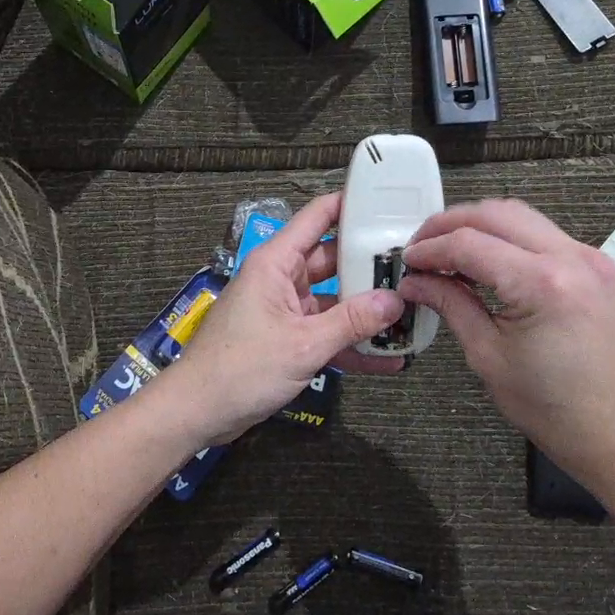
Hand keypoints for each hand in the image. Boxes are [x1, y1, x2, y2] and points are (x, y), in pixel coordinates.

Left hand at [157, 193, 406, 445]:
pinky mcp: (286, 339)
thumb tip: (396, 301)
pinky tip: (388, 359)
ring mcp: (284, 310)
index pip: (318, 217)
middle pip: (334, 261)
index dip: (352, 205)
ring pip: (333, 301)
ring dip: (366, 312)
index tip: (391, 203)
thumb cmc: (243, 367)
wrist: (198, 411)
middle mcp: (281, 279)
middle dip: (371, 267)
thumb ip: (352, 321)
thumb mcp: (304, 344)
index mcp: (277, 262)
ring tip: (412, 315)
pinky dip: (350, 343)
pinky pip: (324, 332)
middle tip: (416, 269)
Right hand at [396, 199, 614, 483]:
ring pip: (519, 215)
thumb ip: (451, 306)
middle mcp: (570, 258)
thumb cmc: (556, 410)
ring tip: (447, 251)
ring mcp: (589, 257)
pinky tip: (484, 260)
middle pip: (494, 214)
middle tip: (420, 248)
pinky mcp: (595, 267)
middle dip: (449, 224)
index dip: (430, 249)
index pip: (469, 243)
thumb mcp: (488, 357)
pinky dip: (506, 236)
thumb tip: (415, 281)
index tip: (406, 263)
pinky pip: (541, 233)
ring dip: (478, 224)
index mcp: (542, 283)